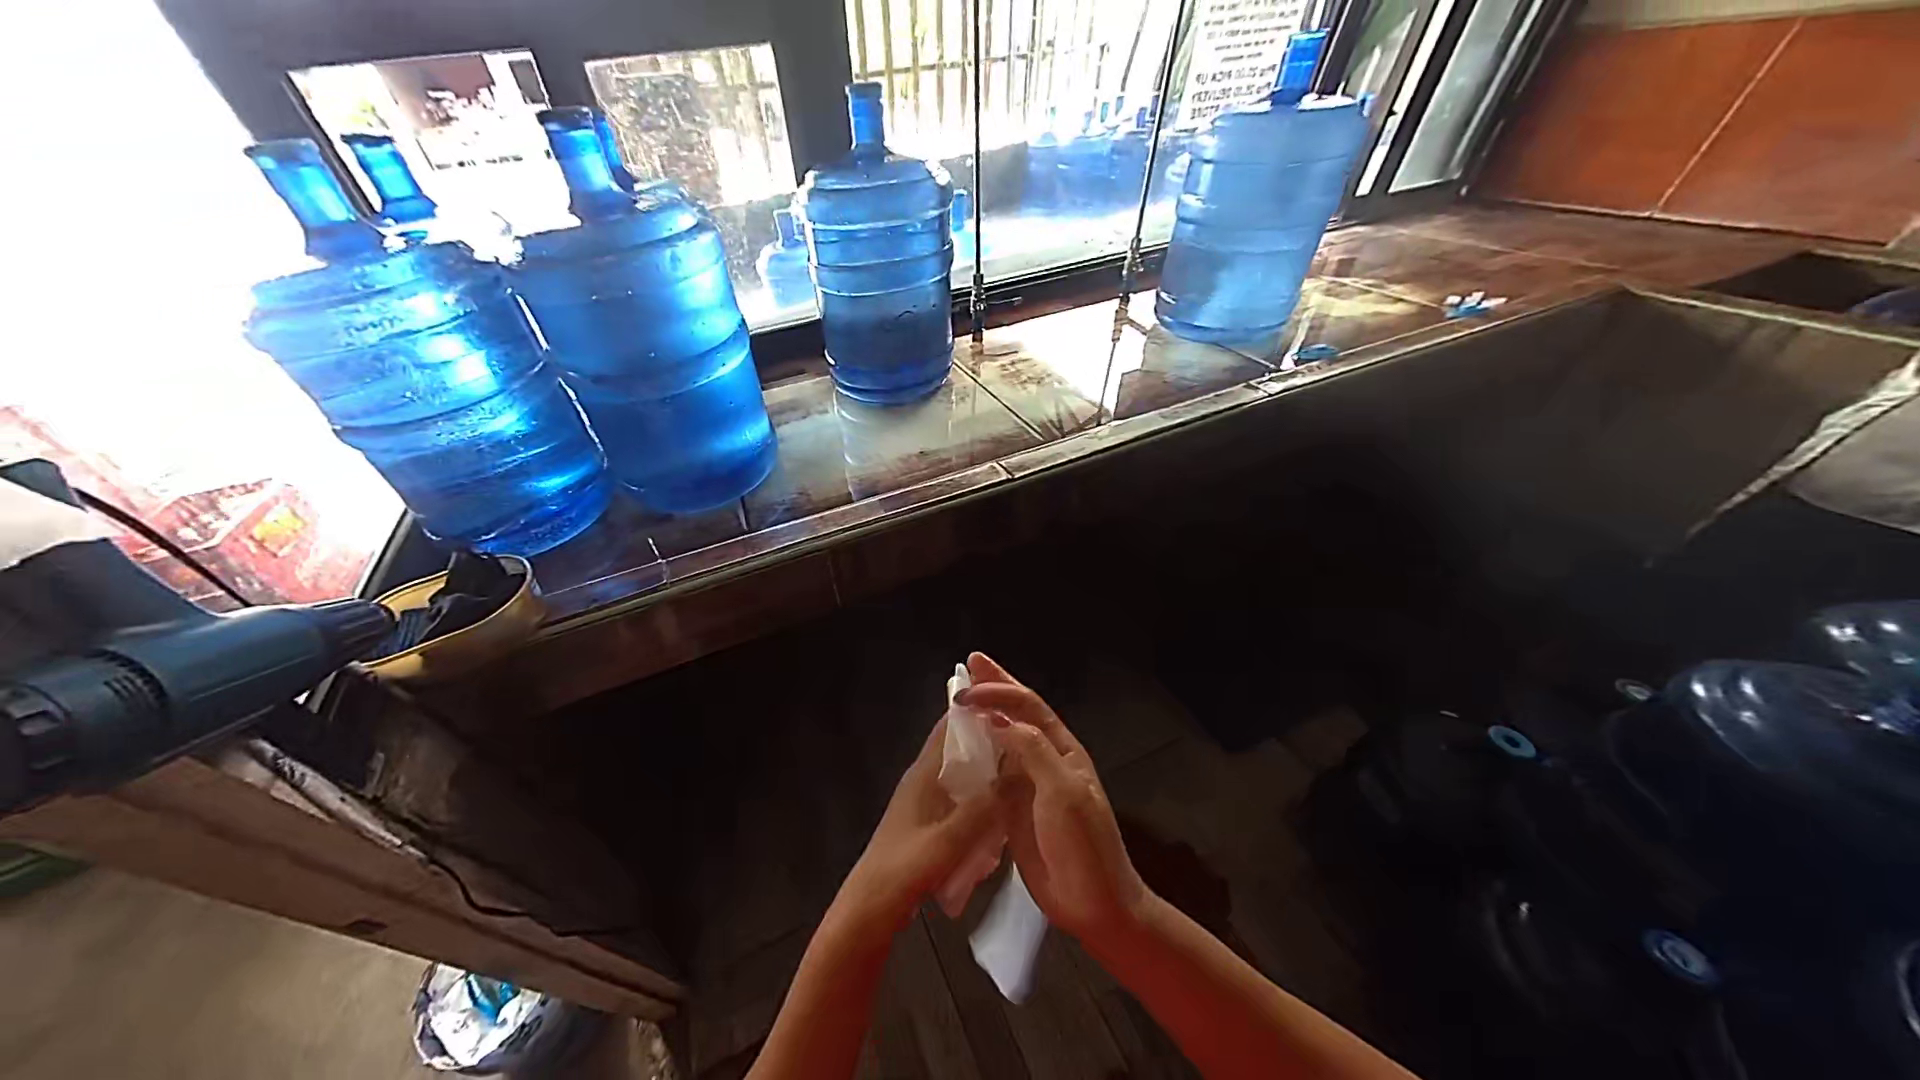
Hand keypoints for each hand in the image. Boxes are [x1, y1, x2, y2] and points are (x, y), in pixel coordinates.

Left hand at [834, 710, 1005, 937]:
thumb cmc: (905, 871)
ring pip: (964, 779)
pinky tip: (1002, 822)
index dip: (978, 711)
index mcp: (924, 774)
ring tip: (1023, 783)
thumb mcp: (951, 840)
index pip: (950, 727)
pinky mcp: (929, 827)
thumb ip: (985, 807)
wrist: (869, 913)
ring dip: (989, 779)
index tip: (1013, 709)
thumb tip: (1020, 770)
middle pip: (961, 751)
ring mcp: (926, 805)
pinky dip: (981, 806)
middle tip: (1029, 751)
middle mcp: (924, 782)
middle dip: (992, 748)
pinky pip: (962, 804)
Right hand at [957, 653, 1149, 946]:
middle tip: (971, 662)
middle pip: (1018, 712)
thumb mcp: (1063, 792)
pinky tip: (959, 747)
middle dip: (996, 686)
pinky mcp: (1014, 807)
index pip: (1028, 707)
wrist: (1093, 902)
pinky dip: (977, 753)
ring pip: (1003, 738)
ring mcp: (1029, 783)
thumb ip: (1033, 751)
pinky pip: (992, 772)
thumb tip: (998, 718)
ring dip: (984, 714)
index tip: (967, 689)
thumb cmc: (1084, 844)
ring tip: (960, 696)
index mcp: (1062, 749)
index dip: (999, 691)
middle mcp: (1045, 759)